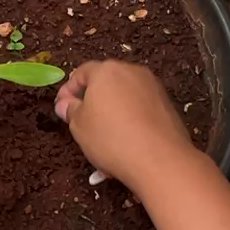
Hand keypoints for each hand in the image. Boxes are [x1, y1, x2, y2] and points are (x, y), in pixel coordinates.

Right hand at [55, 60, 197, 191]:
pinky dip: (130, 118)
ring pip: (124, 95)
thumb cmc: (111, 138)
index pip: (81, 73)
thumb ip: (70, 110)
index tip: (61, 108)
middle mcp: (131, 71)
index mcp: (106, 70)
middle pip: (105, 81)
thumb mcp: (79, 126)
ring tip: (103, 134)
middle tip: (80, 120)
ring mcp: (152, 86)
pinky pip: (140, 107)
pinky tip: (124, 140)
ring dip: (111, 110)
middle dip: (91, 99)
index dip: (68, 91)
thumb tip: (66, 104)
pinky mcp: (167, 104)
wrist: (159, 159)